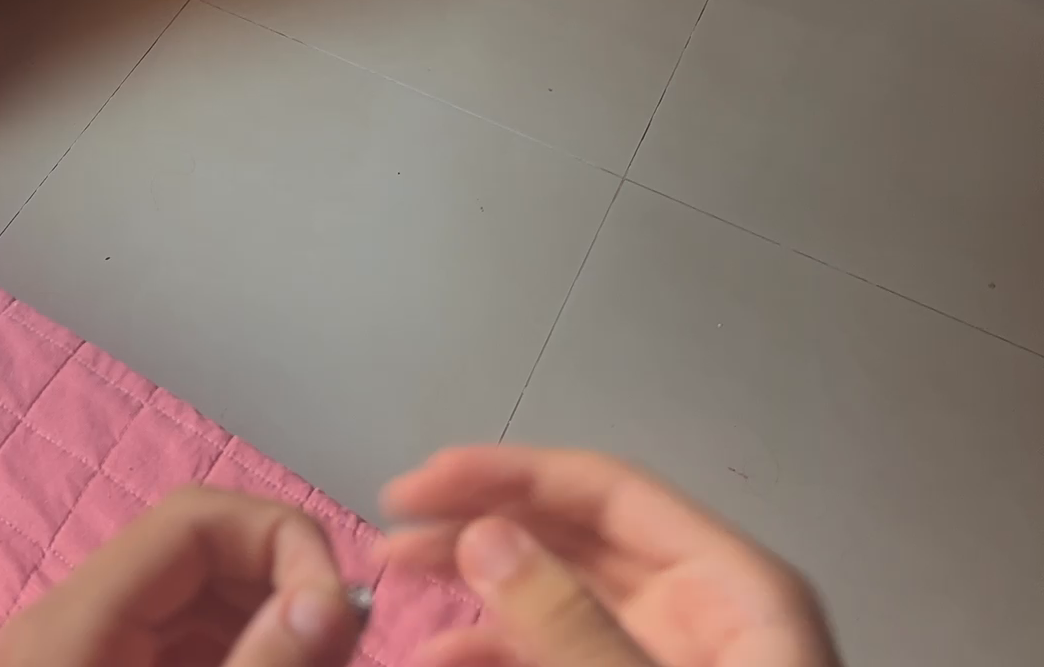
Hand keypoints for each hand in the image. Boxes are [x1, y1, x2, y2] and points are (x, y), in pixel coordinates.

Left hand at [0, 484, 365, 666]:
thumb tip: (332, 603)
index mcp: (76, 619)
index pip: (189, 519)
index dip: (276, 539)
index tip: (337, 612)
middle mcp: (78, 617)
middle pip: (199, 552)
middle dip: (284, 585)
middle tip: (341, 648)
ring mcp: (92, 646)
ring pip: (203, 596)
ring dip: (273, 620)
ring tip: (320, 658)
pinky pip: (191, 638)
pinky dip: (245, 649)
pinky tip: (276, 664)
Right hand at [377, 446, 840, 666]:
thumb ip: (573, 628)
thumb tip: (481, 537)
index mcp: (728, 585)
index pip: (601, 489)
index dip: (506, 471)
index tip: (424, 483)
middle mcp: (689, 602)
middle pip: (561, 528)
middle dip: (470, 519)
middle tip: (394, 520)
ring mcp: (652, 647)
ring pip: (542, 580)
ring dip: (462, 574)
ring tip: (393, 570)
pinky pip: (542, 644)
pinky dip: (484, 644)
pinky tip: (437, 655)